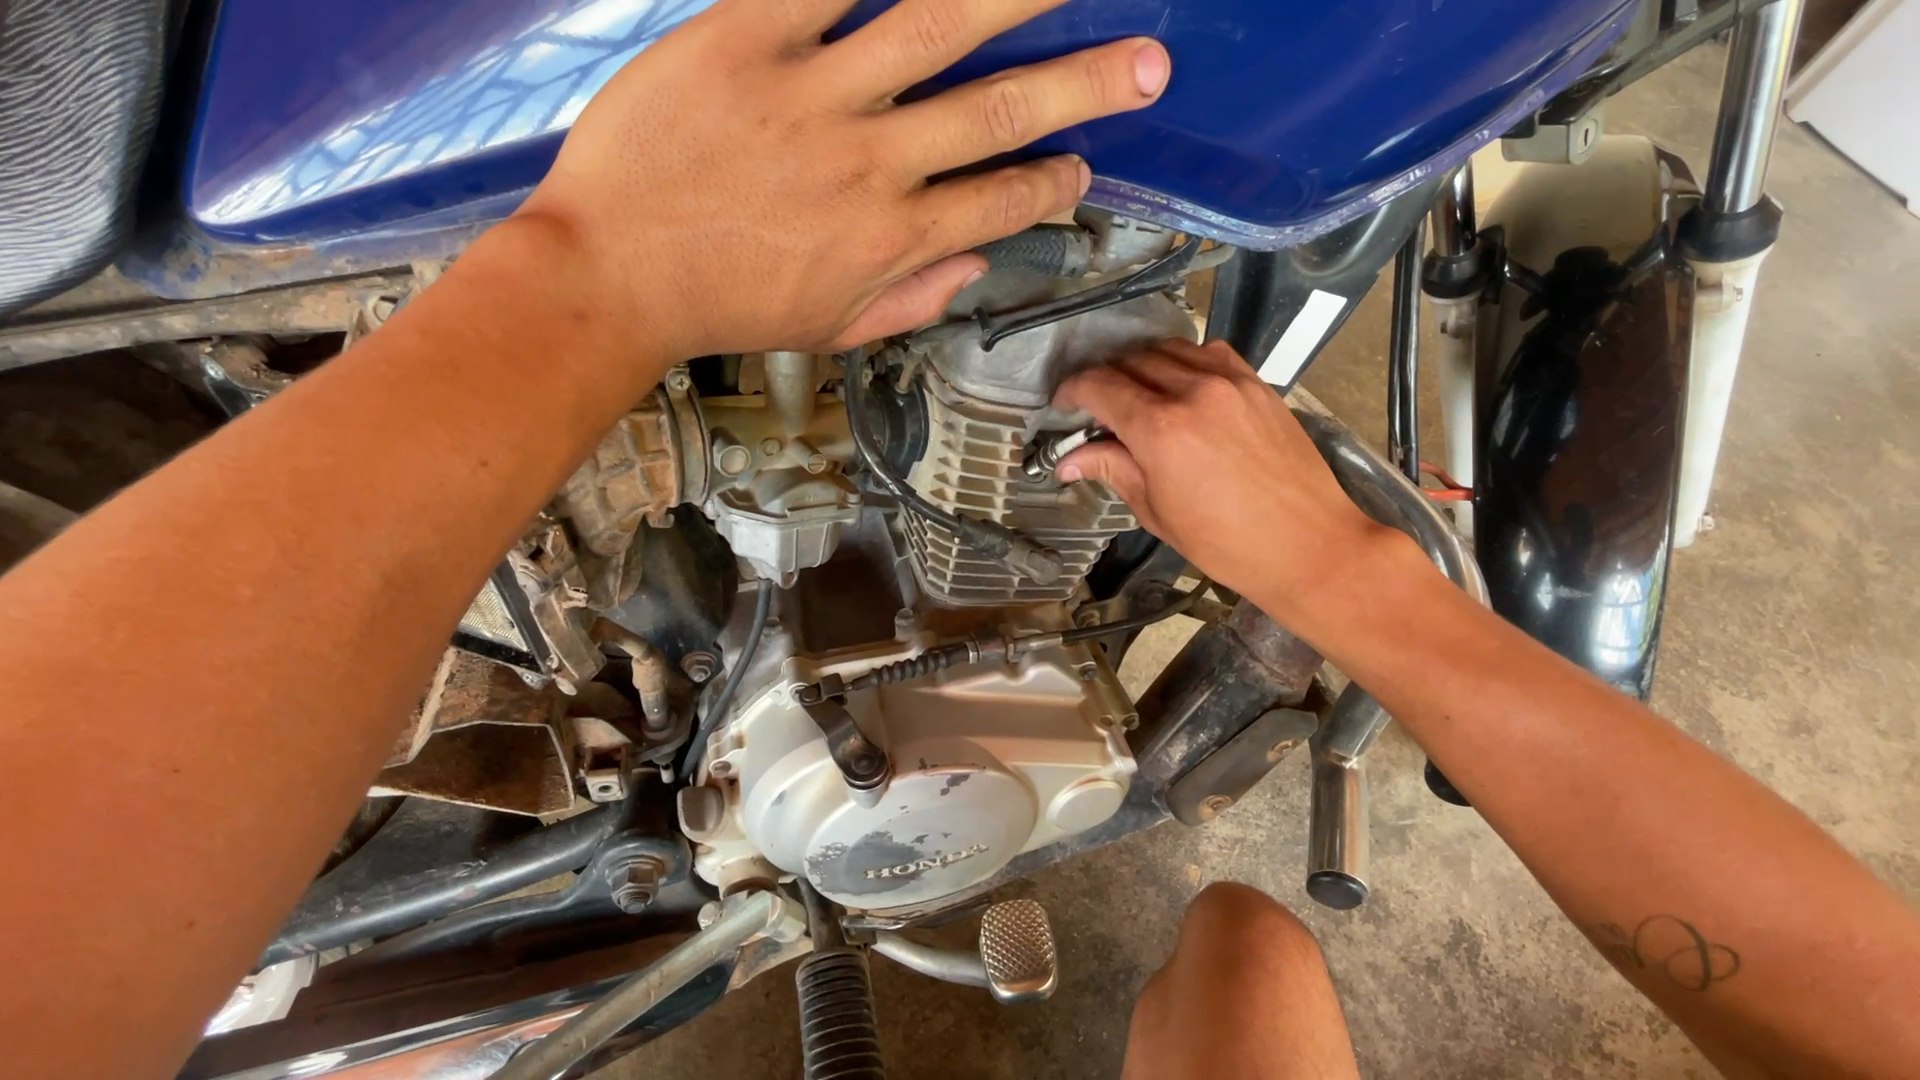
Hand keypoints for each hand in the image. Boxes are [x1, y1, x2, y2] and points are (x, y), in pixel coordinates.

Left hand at [519, 0, 1170, 358]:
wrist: (612, 276)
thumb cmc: (724, 308)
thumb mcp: (830, 331)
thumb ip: (912, 300)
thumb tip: (976, 264)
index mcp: (893, 238)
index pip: (1001, 201)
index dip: (1053, 183)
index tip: (1083, 167)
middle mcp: (872, 163)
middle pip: (1000, 112)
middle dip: (1086, 85)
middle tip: (1148, 63)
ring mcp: (813, 94)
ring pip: (935, 23)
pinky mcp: (745, 38)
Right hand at [1054, 340, 1401, 619]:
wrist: (1306, 544)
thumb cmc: (1224, 542)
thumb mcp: (1156, 511)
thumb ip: (1113, 470)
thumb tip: (1068, 461)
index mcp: (1160, 428)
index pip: (1100, 387)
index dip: (1073, 391)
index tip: (1063, 404)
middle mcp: (1193, 391)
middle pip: (1131, 362)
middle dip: (1105, 379)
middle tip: (1096, 407)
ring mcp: (1230, 382)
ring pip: (1169, 349)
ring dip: (1142, 364)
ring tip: (1136, 391)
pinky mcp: (1257, 384)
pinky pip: (1210, 352)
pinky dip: (1185, 360)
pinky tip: (1182, 384)